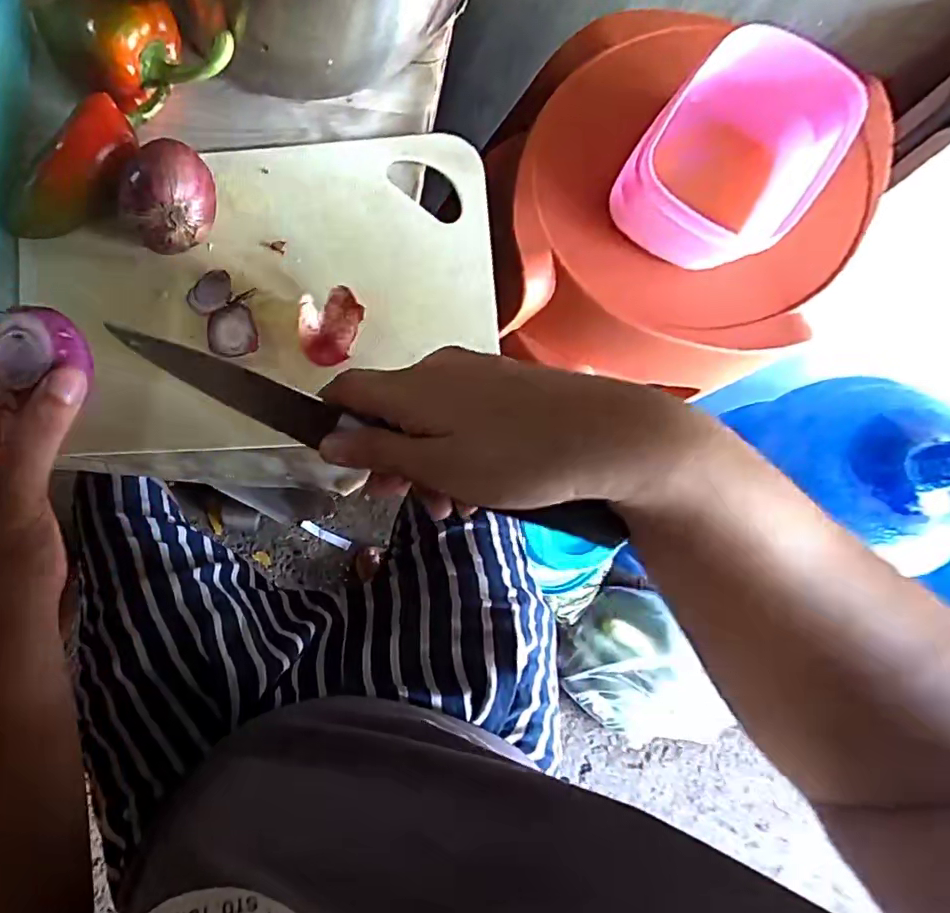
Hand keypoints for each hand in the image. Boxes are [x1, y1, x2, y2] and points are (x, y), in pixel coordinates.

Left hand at [0, 323, 88, 615]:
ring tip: (42, 361)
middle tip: (18, 340)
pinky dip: (23, 413)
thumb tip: (68, 372)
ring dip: (4, 385)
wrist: (14, 615)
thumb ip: (41, 428)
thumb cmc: (5, 557)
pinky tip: (51, 399)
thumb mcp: (19, 488)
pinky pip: (2, 434)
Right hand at [318, 347, 727, 514]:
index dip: (330, 422)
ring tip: (447, 506)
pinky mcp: (504, 384)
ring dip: (421, 462)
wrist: (623, 440)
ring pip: (422, 418)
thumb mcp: (436, 466)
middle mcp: (436, 369)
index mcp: (411, 387)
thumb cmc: (517, 460)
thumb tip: (327, 440)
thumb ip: (375, 452)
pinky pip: (456, 416)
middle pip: (385, 411)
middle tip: (400, 499)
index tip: (338, 461)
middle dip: (385, 457)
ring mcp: (474, 373)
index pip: (345, 390)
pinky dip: (450, 449)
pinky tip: (473, 485)